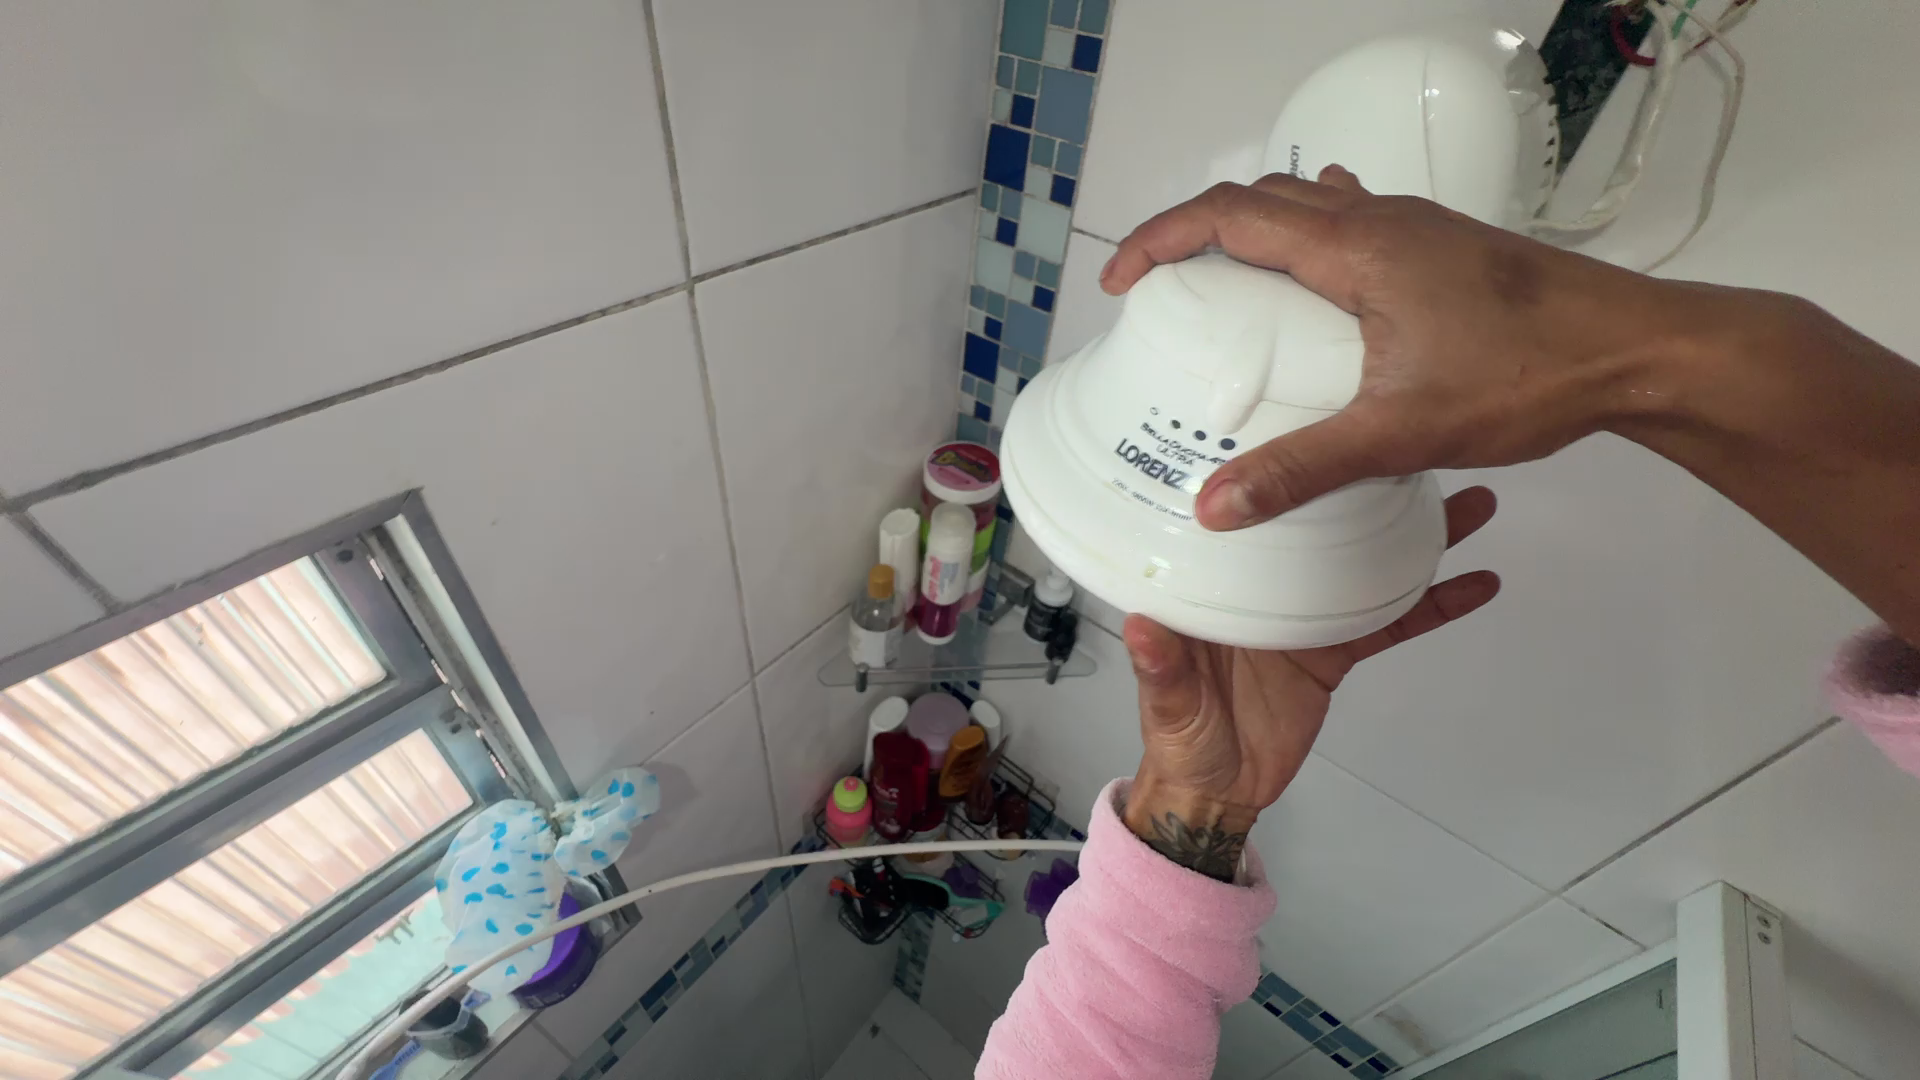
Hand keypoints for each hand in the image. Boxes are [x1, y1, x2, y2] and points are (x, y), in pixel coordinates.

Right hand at [1100, 167, 1712, 531]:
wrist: (1650, 351)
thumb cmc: (1528, 377)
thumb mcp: (1401, 432)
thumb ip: (1302, 469)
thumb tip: (1212, 508)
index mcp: (1355, 248)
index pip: (1231, 214)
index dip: (1161, 239)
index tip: (1120, 281)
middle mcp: (1376, 220)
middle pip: (1257, 199)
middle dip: (1189, 235)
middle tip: (1158, 290)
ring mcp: (1410, 228)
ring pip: (1300, 205)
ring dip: (1242, 233)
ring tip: (1214, 288)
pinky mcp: (1433, 249)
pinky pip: (1340, 222)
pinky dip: (1294, 240)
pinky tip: (1301, 283)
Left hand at [1121, 487, 1500, 879]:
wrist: (1221, 788)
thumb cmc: (1181, 740)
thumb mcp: (1165, 704)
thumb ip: (1158, 669)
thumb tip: (1139, 625)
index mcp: (1216, 590)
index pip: (1241, 526)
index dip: (1269, 485)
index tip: (1305, 440)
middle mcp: (1260, 590)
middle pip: (1313, 532)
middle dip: (1356, 493)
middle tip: (1408, 455)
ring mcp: (1303, 618)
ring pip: (1360, 566)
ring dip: (1407, 538)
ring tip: (1463, 504)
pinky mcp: (1334, 653)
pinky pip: (1388, 624)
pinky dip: (1429, 604)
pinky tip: (1475, 583)